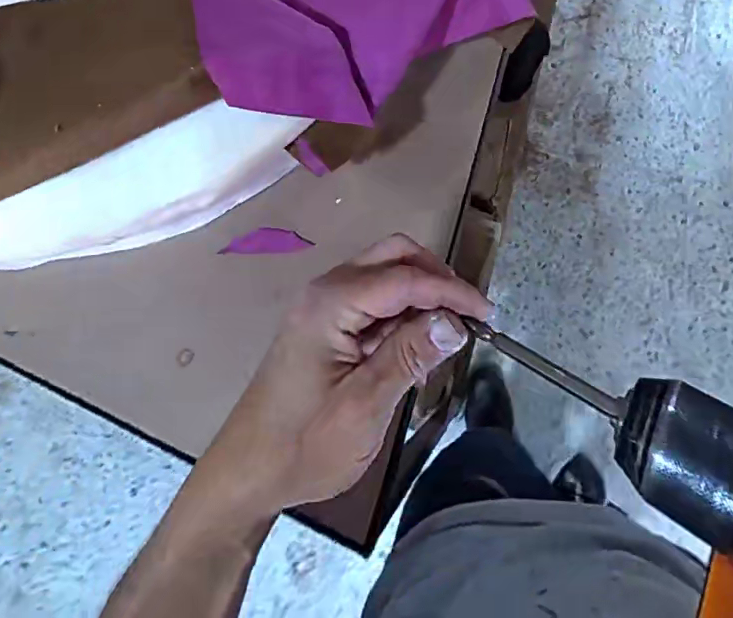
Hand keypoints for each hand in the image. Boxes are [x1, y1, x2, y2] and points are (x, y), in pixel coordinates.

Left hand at [199, 234, 492, 518]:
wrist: (246, 476)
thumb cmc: (303, 447)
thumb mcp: (364, 407)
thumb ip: (410, 355)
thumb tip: (456, 321)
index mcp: (330, 303)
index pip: (406, 277)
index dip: (451, 291)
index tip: (486, 313)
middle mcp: (326, 290)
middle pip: (395, 256)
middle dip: (437, 277)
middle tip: (468, 313)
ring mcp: (324, 304)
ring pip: (387, 272)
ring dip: (422, 292)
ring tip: (449, 330)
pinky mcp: (327, 322)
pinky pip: (375, 298)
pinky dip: (404, 310)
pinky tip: (418, 342)